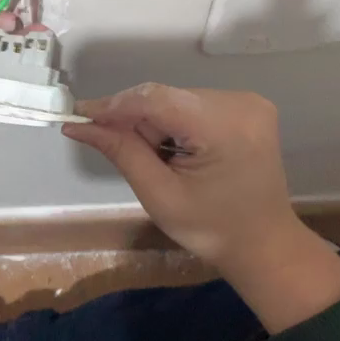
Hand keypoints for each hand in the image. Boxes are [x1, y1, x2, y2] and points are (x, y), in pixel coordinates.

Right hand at [62, 83, 339, 331]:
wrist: (262, 243)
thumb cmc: (210, 227)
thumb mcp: (158, 194)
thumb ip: (121, 151)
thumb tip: (78, 125)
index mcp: (224, 126)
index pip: (156, 99)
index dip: (113, 105)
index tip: (78, 115)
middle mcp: (240, 103)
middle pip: (164, 98)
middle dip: (133, 120)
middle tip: (109, 144)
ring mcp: (246, 102)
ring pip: (174, 100)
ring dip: (151, 123)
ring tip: (152, 158)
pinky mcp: (245, 107)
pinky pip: (190, 104)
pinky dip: (170, 122)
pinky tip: (170, 149)